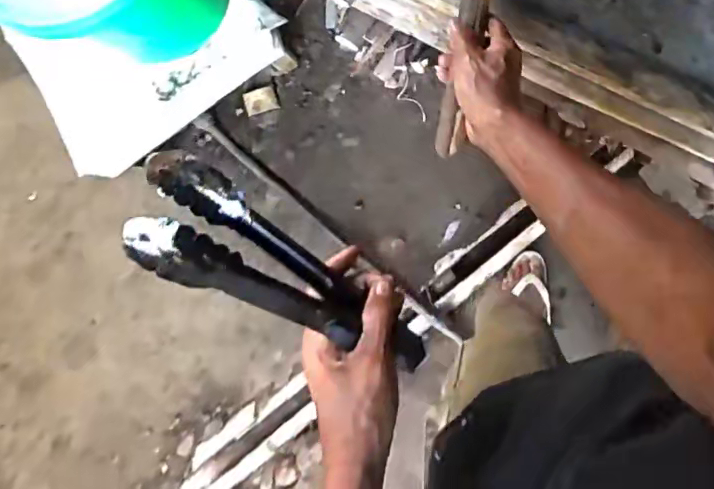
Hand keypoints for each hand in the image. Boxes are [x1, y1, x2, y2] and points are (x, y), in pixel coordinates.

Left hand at [301, 248, 399, 488]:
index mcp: (316, 339)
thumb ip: (378, 316)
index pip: (320, 291)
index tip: (360, 252)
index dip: (339, 267)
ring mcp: (334, 358)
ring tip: (398, 299)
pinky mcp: (348, 369)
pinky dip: (377, 324)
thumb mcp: (373, 358)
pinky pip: (361, 335)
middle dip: (364, 286)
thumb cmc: (361, 411)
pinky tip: (396, 323)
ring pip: (352, 318)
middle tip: (390, 283)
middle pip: (339, 301)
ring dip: (374, 306)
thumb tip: (383, 280)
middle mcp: (320, 344)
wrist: (361, 462)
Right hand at [439, 18, 524, 145]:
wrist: (493, 125)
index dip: (475, 20)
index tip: (458, 22)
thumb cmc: (482, 87)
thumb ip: (460, 38)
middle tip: (446, 50)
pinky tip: (444, 78)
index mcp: (504, 46)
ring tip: (441, 66)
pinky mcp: (486, 91)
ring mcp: (495, 76)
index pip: (492, 23)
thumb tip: (455, 22)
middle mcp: (502, 58)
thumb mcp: (467, 58)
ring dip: (455, 61)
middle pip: (479, 43)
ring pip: (472, 61)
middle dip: (459, 46)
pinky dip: (458, 76)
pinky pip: (470, 77)